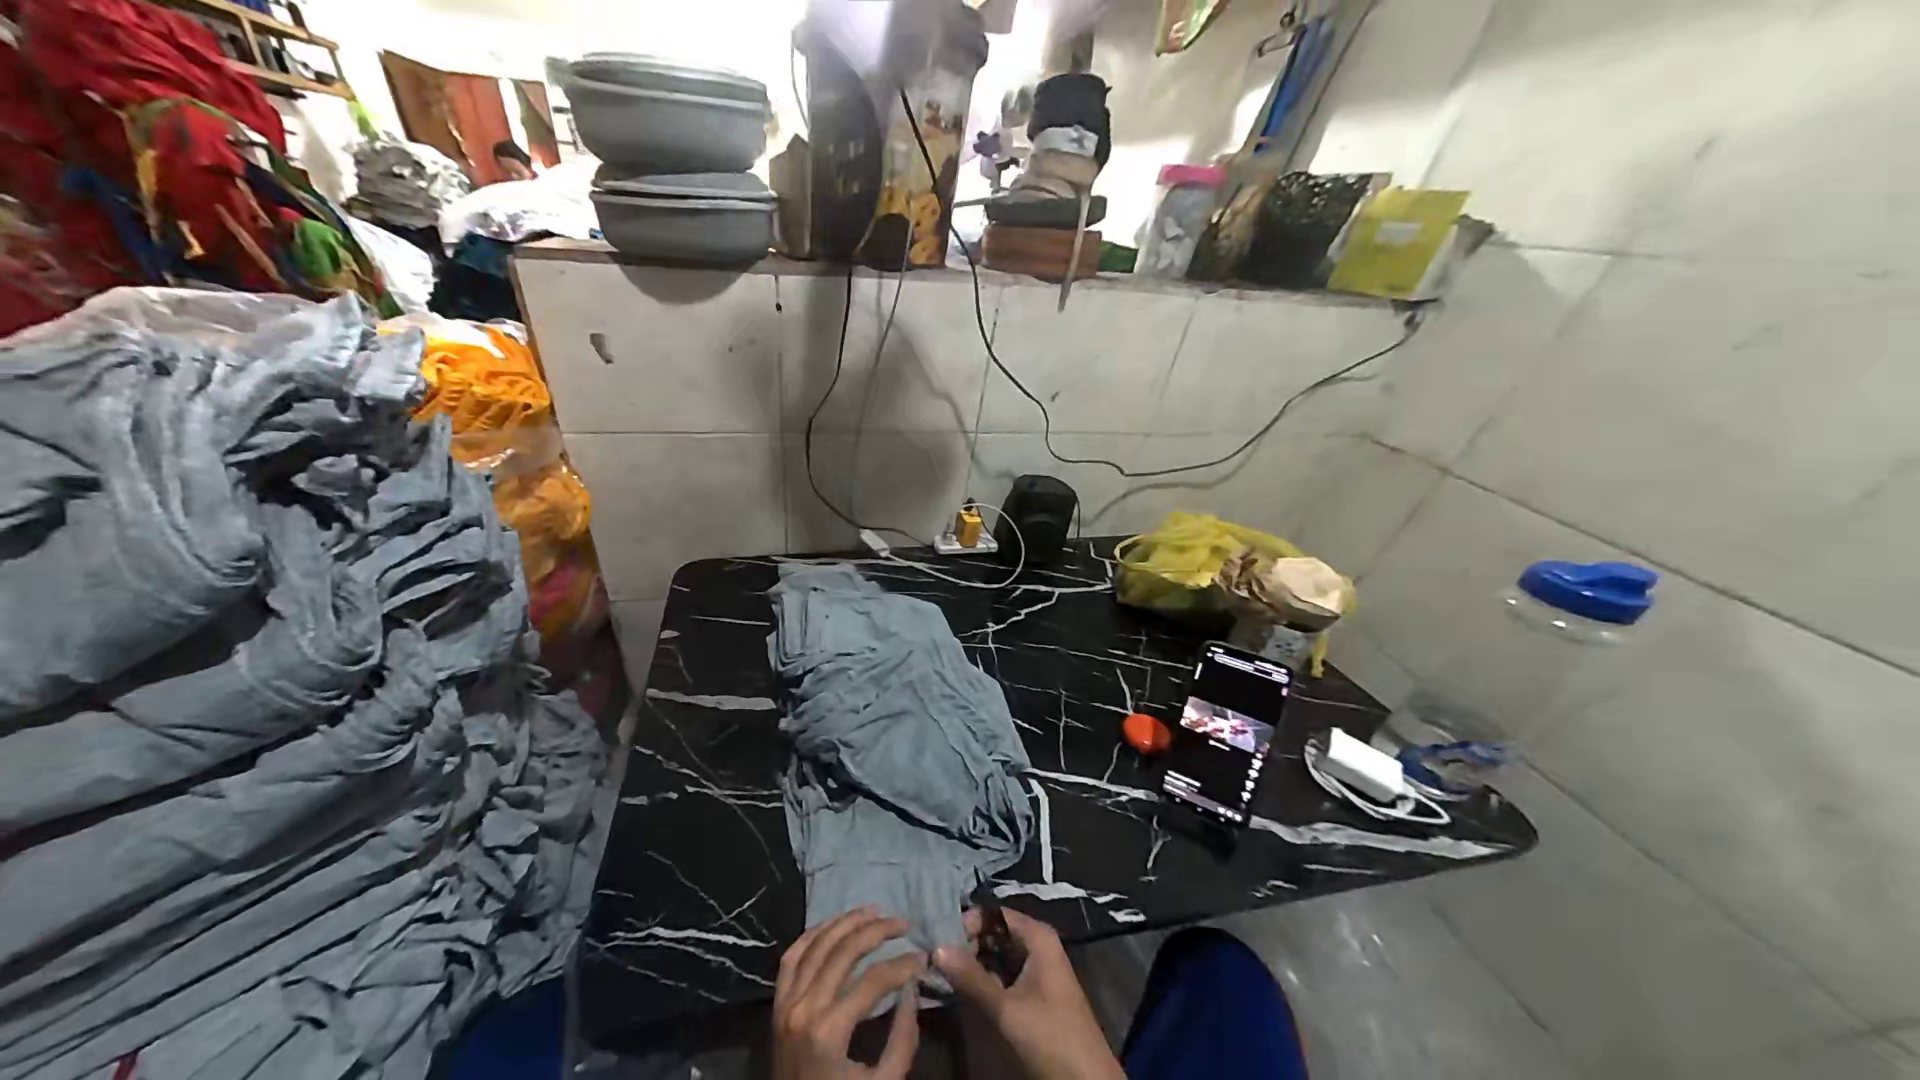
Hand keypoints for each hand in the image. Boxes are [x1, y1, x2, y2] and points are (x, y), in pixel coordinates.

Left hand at [773, 907, 925, 1079]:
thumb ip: (903, 1038)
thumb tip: (913, 989)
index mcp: (828, 1031)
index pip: (874, 980)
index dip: (903, 964)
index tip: (923, 957)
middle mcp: (803, 1008)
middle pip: (844, 951)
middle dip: (877, 930)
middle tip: (902, 922)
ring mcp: (785, 1004)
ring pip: (816, 945)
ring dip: (846, 921)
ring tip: (873, 910)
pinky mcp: (777, 1006)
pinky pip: (791, 958)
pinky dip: (812, 935)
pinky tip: (833, 924)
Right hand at [934, 908, 1125, 1079]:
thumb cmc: (1051, 1038)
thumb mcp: (1007, 1009)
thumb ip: (971, 978)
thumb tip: (936, 947)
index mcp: (1037, 937)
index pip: (994, 913)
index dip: (966, 923)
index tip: (938, 941)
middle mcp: (1037, 944)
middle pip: (994, 932)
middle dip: (966, 944)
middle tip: (936, 960)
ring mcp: (1037, 968)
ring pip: (997, 954)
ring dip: (973, 963)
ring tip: (942, 973)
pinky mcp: (1034, 991)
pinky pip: (1004, 973)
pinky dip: (984, 979)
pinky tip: (963, 990)